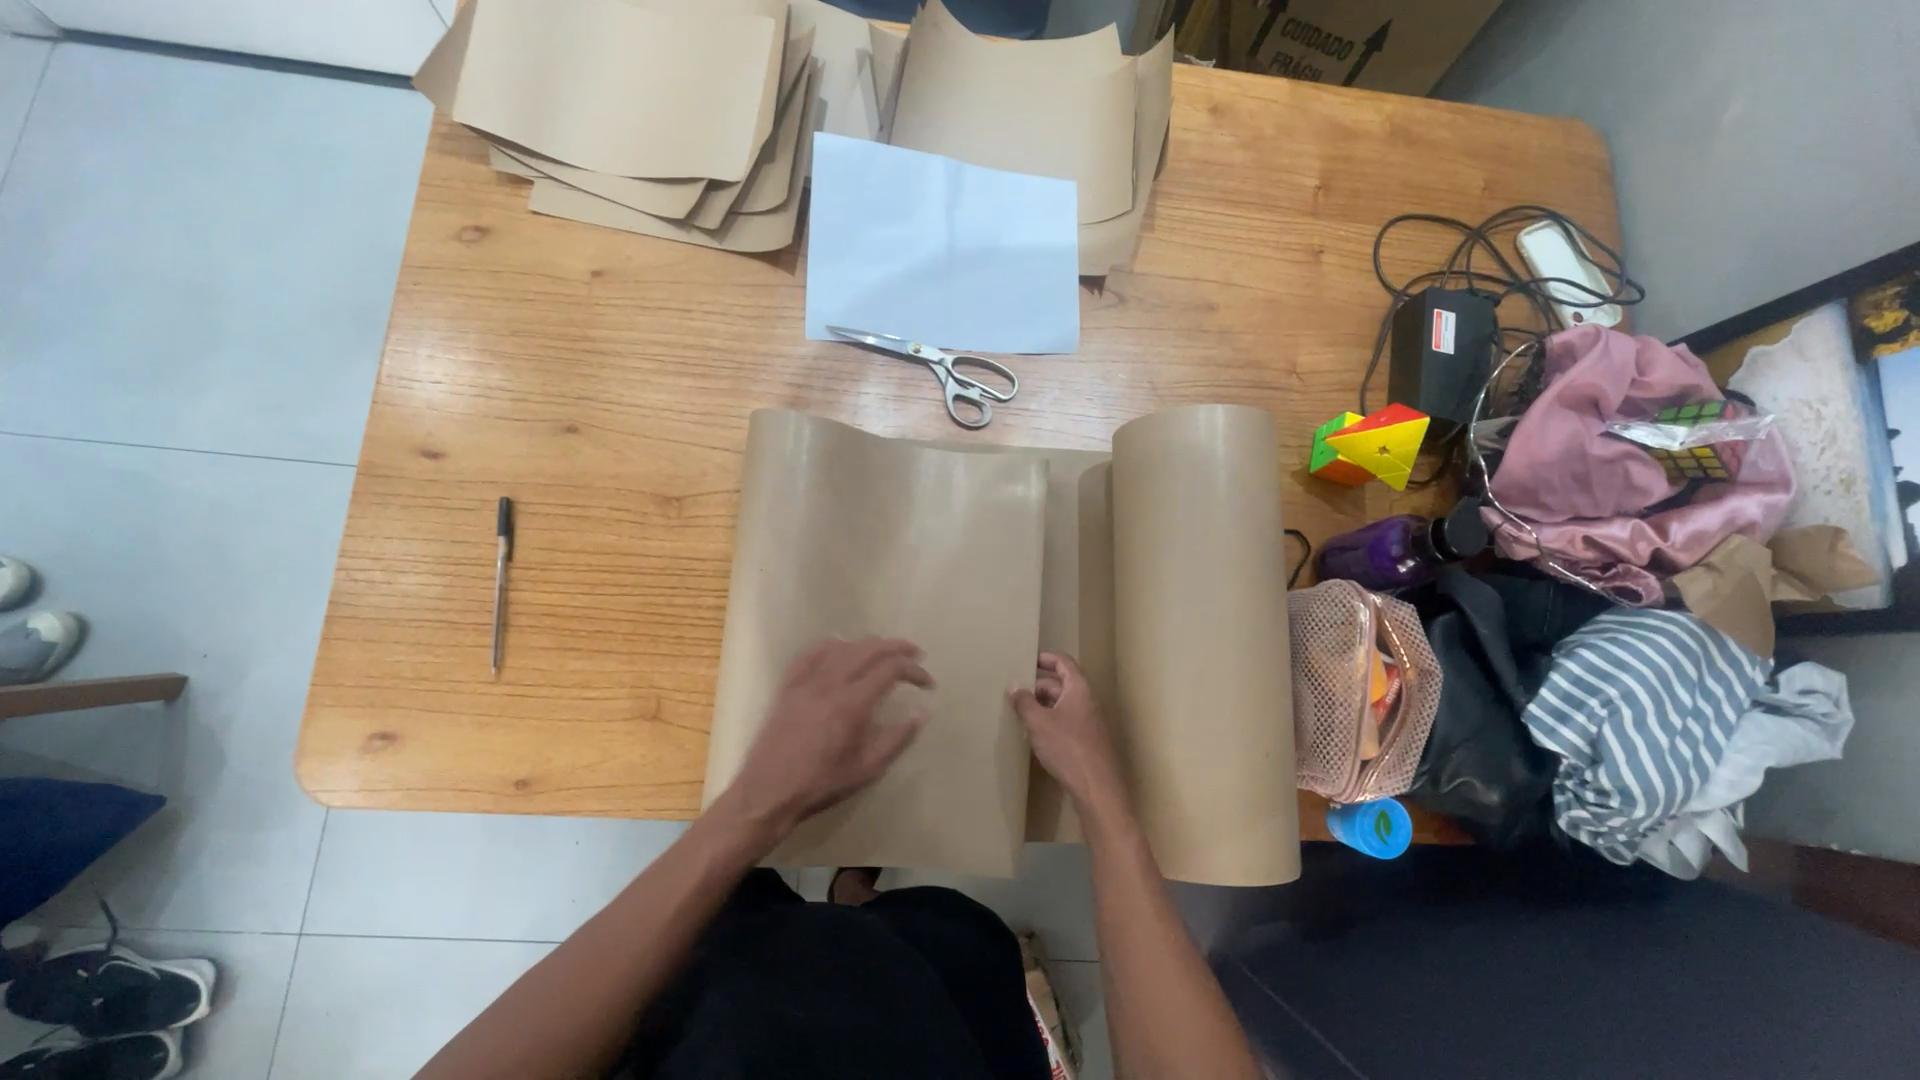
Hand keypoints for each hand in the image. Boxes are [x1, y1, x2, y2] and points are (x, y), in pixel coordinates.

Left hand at [725, 638, 932, 838]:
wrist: (768, 791)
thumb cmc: (821, 783)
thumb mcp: (868, 768)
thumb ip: (897, 738)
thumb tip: (922, 714)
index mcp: (852, 703)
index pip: (891, 669)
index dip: (914, 670)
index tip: (927, 683)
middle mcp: (830, 683)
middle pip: (869, 648)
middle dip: (897, 647)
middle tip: (915, 654)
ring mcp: (806, 681)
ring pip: (842, 646)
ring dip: (868, 645)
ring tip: (883, 653)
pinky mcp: (788, 686)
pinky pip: (811, 653)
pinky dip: (831, 646)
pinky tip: (840, 649)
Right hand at [1010, 653, 1128, 819]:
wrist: (1097, 786)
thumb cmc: (1067, 747)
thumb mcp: (1039, 722)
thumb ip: (1024, 702)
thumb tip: (1014, 685)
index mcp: (1079, 690)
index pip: (1064, 663)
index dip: (1047, 658)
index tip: (1029, 660)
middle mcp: (1087, 702)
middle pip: (1063, 684)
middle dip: (1040, 684)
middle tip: (1018, 689)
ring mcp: (1090, 722)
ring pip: (1064, 704)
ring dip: (1044, 704)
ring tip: (1022, 710)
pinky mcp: (1088, 742)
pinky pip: (1067, 721)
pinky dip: (1051, 720)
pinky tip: (1036, 733)